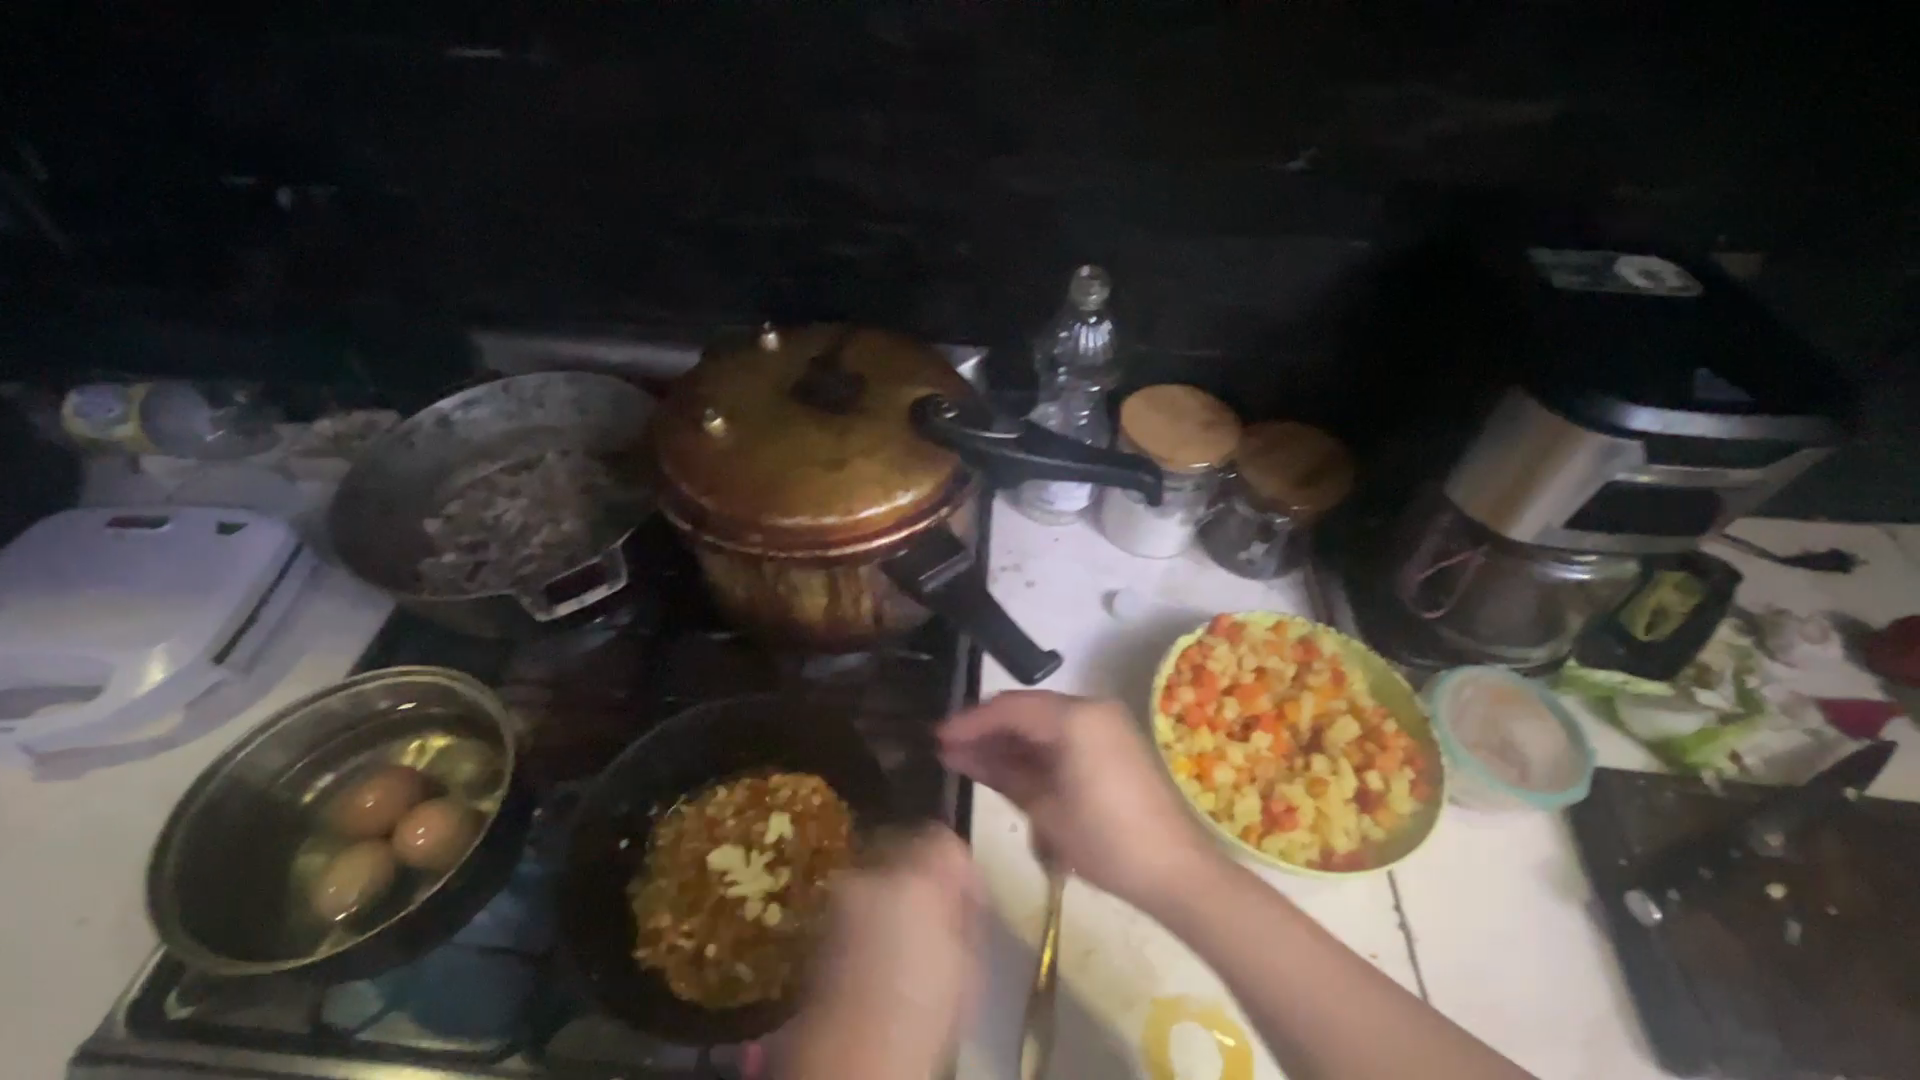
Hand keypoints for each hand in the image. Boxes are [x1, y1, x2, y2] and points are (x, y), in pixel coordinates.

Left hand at [784, 826, 980, 1079]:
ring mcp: (840, 897)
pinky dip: (872, 918)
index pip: (944, 840)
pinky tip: (883, 956)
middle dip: (926, 879)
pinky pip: (857, 905)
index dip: (962, 867)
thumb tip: (961, 901)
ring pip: (880, 879)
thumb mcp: (967, 964)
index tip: (971, 899)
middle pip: (908, 853)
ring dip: (897, 898)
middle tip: (943, 919)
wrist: (852, 1052)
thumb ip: (965, 916)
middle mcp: (872, 875)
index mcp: (915, 879)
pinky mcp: (820, 923)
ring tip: (912, 942)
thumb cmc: (922, 1012)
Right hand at [939, 690, 1213, 909]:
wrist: (1174, 871)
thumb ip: (999, 772)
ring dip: (1008, 742)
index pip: (1008, 707)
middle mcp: (1091, 709)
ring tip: (967, 762)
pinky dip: (1035, 751)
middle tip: (947, 752)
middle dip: (986, 731)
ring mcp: (1106, 726)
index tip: (935, 737)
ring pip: (1043, 723)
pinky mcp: (1113, 746)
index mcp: (1075, 717)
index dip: (968, 722)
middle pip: (1026, 710)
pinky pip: (1063, 737)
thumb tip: (958, 753)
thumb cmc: (1104, 841)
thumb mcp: (1044, 809)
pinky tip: (1007, 769)